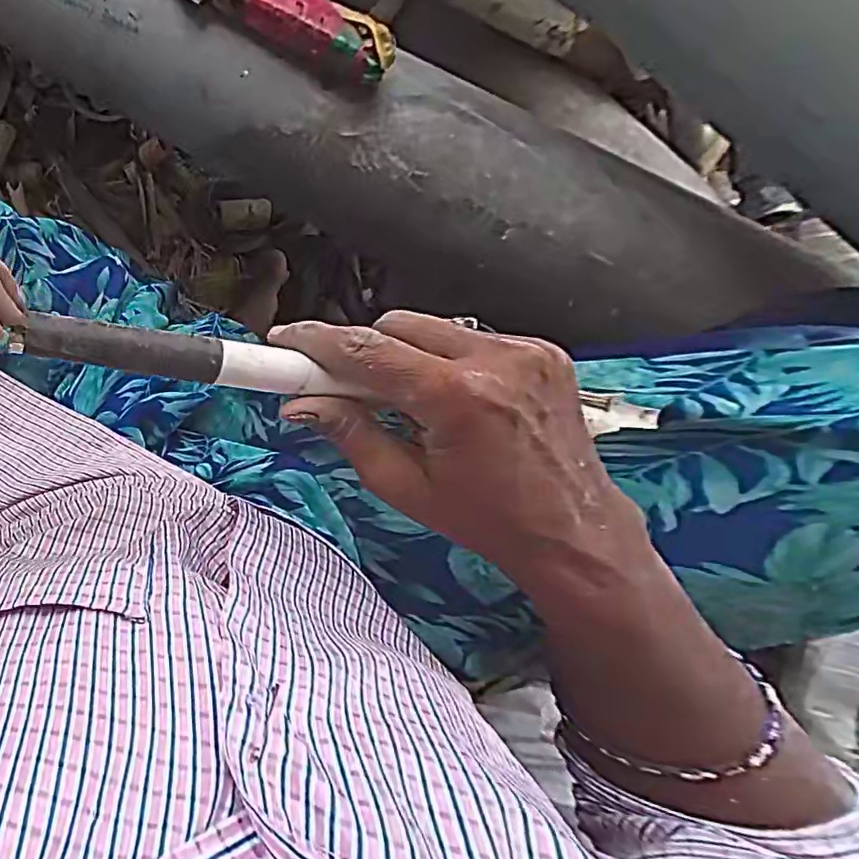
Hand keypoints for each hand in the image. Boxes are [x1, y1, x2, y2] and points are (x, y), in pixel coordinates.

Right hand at [271, 312, 643, 584]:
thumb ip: (349, 434)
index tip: (284, 341)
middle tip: (335, 383)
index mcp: (458, 398)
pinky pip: (465, 336)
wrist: (574, 533)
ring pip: (429, 325)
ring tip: (393, 396)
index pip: (367, 350)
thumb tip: (302, 406)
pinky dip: (436, 356)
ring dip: (397, 351)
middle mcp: (496, 360)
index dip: (315, 341)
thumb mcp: (402, 485)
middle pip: (395, 325)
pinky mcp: (541, 352)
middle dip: (357, 348)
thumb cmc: (488, 519)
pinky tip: (436, 394)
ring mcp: (525, 351)